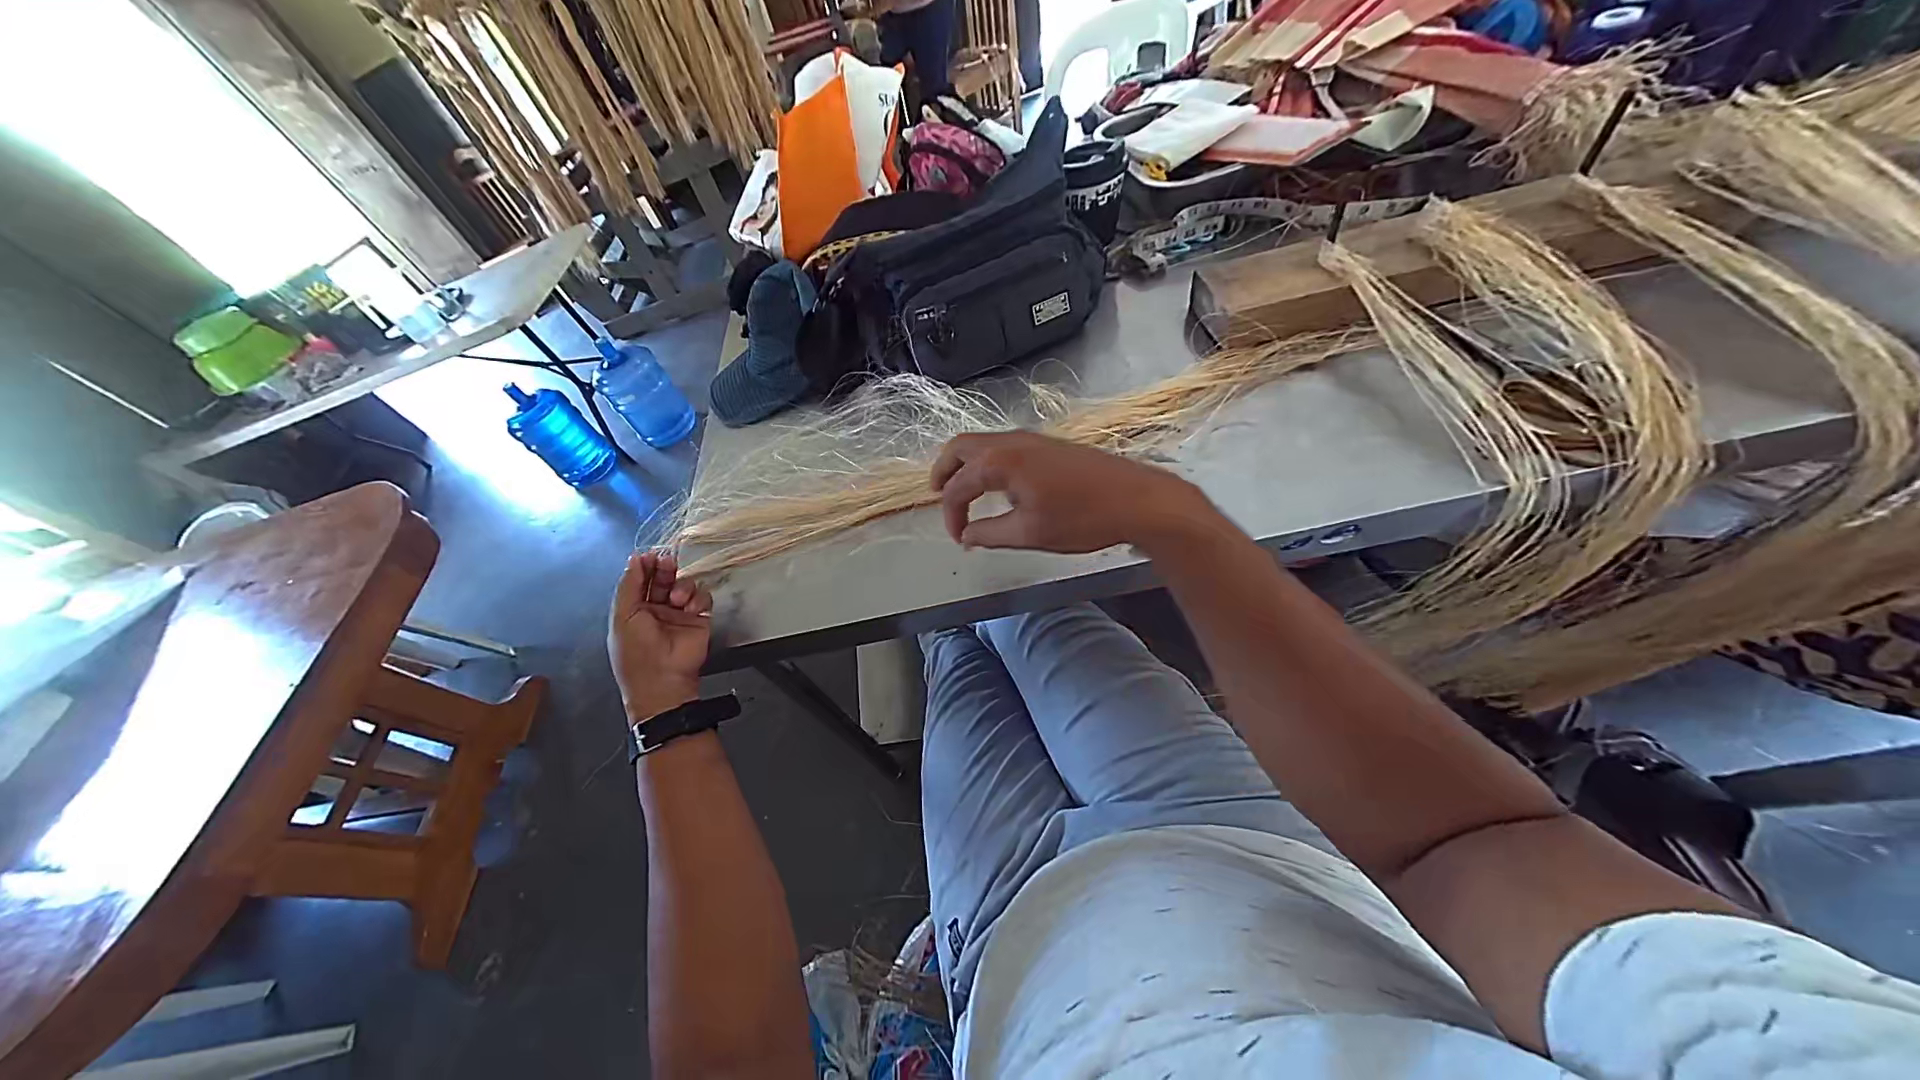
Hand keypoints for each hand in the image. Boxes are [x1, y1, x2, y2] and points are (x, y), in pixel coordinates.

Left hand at [609, 551, 713, 722]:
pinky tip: (690, 608)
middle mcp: (657, 608)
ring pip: (685, 585)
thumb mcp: (623, 616)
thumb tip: (635, 558)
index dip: (645, 565)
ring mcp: (680, 613)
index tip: (650, 556)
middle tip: (667, 564)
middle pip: (664, 578)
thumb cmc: (636, 651)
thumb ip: (629, 584)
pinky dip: (698, 599)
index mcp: (635, 608)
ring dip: (681, 586)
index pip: (641, 579)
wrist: (663, 680)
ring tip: (676, 598)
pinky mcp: (700, 619)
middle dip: (665, 569)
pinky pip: (703, 598)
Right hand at [929, 432, 1222, 553]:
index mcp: (1000, 462)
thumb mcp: (1029, 533)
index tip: (959, 538)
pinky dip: (988, 462)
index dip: (951, 515)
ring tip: (964, 492)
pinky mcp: (1049, 445)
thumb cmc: (1082, 519)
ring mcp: (1032, 439)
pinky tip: (999, 487)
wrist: (1138, 500)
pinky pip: (1004, 447)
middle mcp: (1011, 441)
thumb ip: (990, 534)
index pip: (958, 487)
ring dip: (966, 465)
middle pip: (961, 447)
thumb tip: (968, 536)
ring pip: (984, 443)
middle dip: (944, 472)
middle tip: (939, 496)